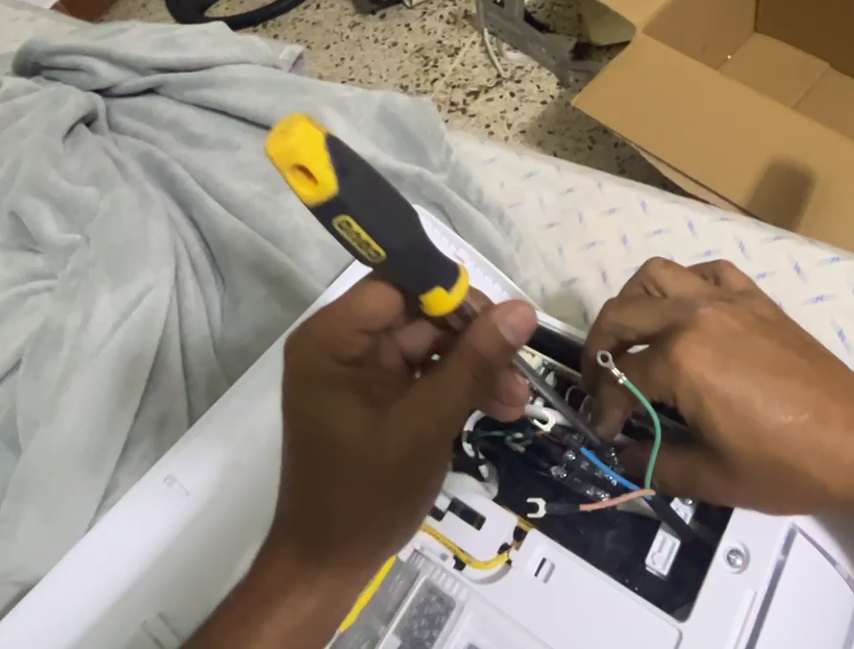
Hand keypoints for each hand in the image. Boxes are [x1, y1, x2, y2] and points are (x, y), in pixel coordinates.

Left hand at [264, 277, 538, 576]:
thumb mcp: (425, 424)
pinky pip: (428, 372)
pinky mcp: (381, 394)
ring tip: (516, 400)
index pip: (396, 286)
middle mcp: (345, 344)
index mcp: (333, 338)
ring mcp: (364, 370)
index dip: (449, 295)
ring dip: (476, 367)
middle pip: (420, 314)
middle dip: (472, 340)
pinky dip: (462, 386)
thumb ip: (473, 364)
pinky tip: (501, 407)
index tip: (498, 320)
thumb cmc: (365, 494)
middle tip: (518, 366)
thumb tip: (523, 310)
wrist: (331, 568)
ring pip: (432, 344)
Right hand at [584, 258, 853, 515]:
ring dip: (633, 302)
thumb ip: (658, 464)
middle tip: (602, 381)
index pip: (619, 377)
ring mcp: (726, 300)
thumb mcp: (715, 478)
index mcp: (679, 359)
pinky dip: (686, 284)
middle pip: (622, 314)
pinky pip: (706, 271)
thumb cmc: (786, 464)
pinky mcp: (754, 298)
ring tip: (634, 334)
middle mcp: (693, 316)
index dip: (603, 407)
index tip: (604, 431)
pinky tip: (688, 312)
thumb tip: (625, 457)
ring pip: (656, 275)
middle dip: (599, 348)